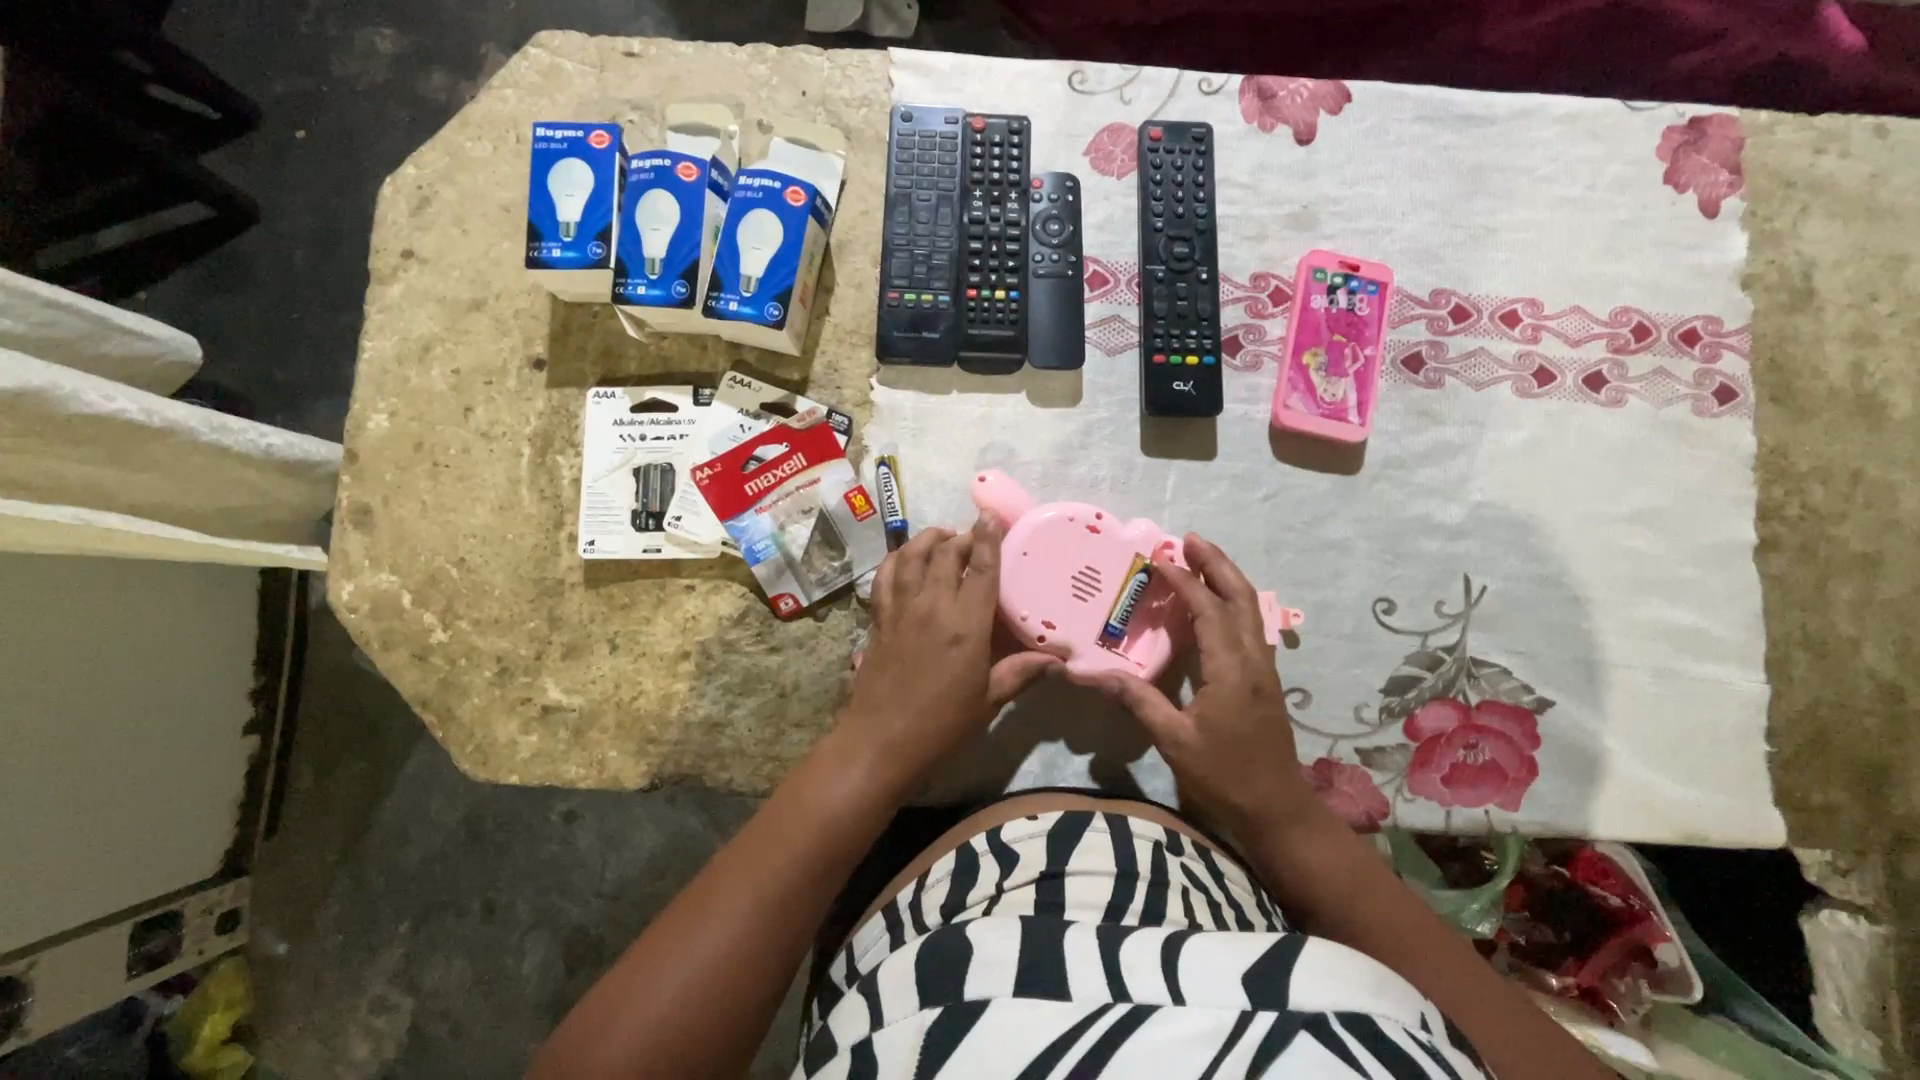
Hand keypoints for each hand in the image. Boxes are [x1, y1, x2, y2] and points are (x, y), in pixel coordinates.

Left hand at [838, 519, 1057, 792]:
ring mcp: (900, 610)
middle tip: (975, 537)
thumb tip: (1058, 661)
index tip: (992, 516)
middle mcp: (931, 606)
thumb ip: (1021, 672)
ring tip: (943, 538)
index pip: (981, 567)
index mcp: (965, 624)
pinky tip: (905, 560)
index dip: (988, 537)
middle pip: (945, 553)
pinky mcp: (878, 619)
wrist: (880, 742)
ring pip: (911, 556)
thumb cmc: (942, 725)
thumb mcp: (989, 701)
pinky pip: (885, 576)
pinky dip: (897, 559)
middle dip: (962, 537)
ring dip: (928, 540)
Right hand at [1069, 534, 1314, 834]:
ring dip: (1227, 580)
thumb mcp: (1174, 740)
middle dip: (1217, 564)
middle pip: (1241, 597)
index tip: (1158, 560)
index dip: (1184, 582)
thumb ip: (1137, 700)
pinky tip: (1215, 608)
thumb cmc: (1224, 776)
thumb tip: (1091, 674)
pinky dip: (1233, 605)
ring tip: (1199, 560)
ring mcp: (1265, 669)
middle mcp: (1254, 660)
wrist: (1276, 808)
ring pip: (1252, 610)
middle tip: (1188, 540)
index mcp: (1232, 669)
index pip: (1209, 610)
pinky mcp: (1265, 680)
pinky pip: (1251, 628)